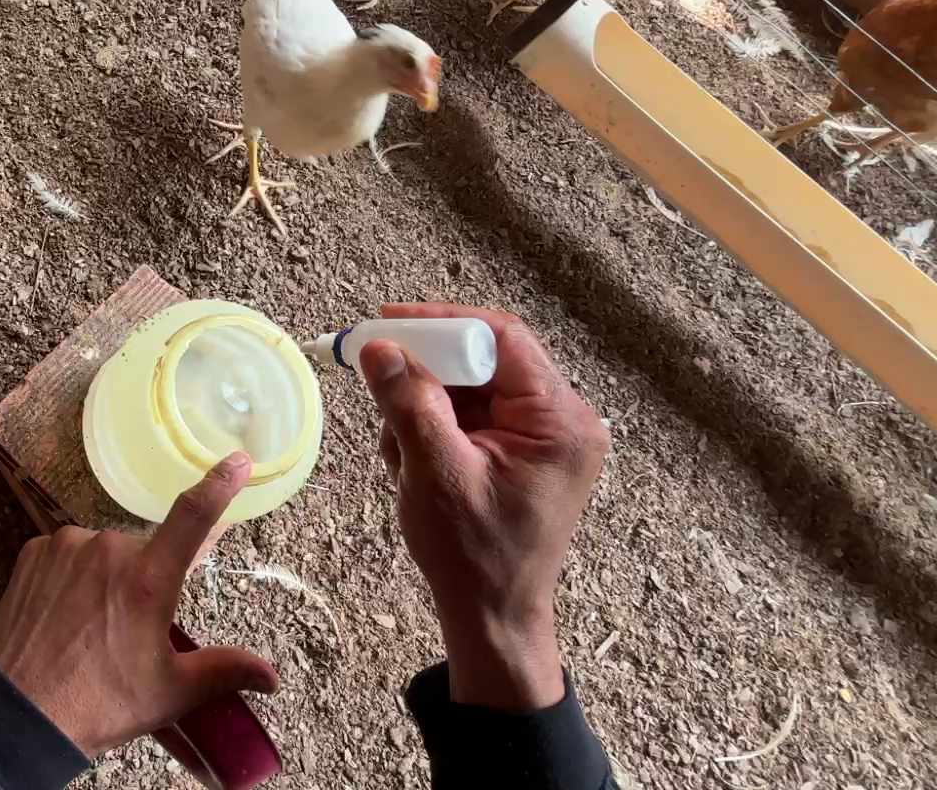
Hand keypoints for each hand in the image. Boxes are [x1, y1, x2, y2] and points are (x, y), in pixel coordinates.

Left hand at [0, 454, 280, 755]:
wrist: (18, 714)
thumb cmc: (101, 703)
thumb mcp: (169, 692)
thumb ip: (223, 672)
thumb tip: (272, 676)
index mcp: (148, 579)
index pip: (193, 517)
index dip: (218, 484)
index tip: (237, 460)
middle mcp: (108, 549)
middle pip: (143, 552)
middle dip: (144, 581)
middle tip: (128, 630)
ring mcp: (67, 544)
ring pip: (103, 553)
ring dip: (106, 578)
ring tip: (89, 628)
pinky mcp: (34, 549)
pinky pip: (67, 553)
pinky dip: (71, 576)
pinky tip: (63, 613)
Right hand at [359, 304, 608, 710]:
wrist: (492, 614)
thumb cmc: (472, 553)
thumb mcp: (436, 472)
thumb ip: (409, 403)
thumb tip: (377, 346)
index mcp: (559, 421)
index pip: (501, 338)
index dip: (441, 322)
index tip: (386, 321)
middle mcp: (559, 419)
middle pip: (480, 359)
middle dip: (424, 374)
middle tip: (379, 385)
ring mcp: (538, 434)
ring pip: (464, 385)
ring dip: (420, 406)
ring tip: (402, 452)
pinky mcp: (516, 447)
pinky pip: (464, 411)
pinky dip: (428, 425)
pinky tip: (414, 461)